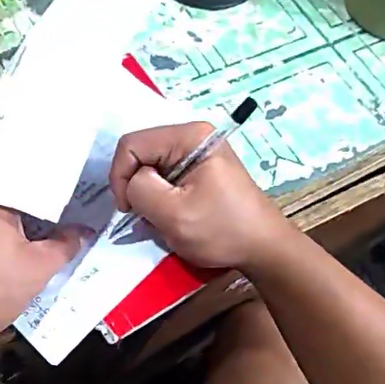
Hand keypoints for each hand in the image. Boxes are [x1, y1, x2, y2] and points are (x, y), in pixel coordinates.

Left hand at [0, 202, 87, 351]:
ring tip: (32, 238)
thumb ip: (65, 246)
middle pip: (5, 195)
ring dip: (7, 224)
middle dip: (32, 209)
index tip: (74, 202)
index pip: (29, 181)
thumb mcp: (37, 270)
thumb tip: (82, 232)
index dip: (54, 192)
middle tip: (58, 222)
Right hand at [110, 122, 298, 271]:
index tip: (130, 210)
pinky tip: (176, 217)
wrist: (263, 247)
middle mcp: (193, 136)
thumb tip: (132, 183)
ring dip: (151, 197)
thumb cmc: (222, 231)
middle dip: (137, 188)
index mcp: (189, 136)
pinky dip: (163, 200)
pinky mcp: (200, 170)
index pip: (131, 145)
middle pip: (141, 155)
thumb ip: (141, 190)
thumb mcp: (174, 214)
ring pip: (151, 169)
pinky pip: (166, 178)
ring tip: (166, 219)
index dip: (121, 177)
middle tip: (150, 217)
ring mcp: (197, 153)